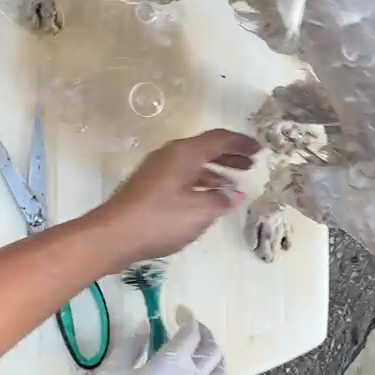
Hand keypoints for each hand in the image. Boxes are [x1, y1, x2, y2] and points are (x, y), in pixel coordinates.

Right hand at [81, 314, 226, 374]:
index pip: (191, 332)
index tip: (178, 311)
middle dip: (204, 332)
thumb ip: (129, 343)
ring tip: (202, 349)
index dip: (188, 317)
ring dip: (215, 355)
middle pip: (212, 348)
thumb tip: (143, 325)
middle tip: (190, 327)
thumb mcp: (112, 370)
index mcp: (173, 363)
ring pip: (221, 371)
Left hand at [87, 130, 260, 270]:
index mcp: (184, 153)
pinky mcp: (150, 186)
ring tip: (235, 184)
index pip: (219, 139)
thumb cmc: (159, 220)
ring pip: (194, 164)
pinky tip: (209, 198)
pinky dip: (201, 182)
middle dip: (230, 156)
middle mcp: (170, 155)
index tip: (260, 151)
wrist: (113, 235)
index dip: (242, 143)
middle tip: (251, 165)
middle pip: (206, 148)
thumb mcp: (199, 212)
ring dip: (216, 171)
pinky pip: (183, 176)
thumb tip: (236, 193)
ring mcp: (158, 170)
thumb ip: (221, 200)